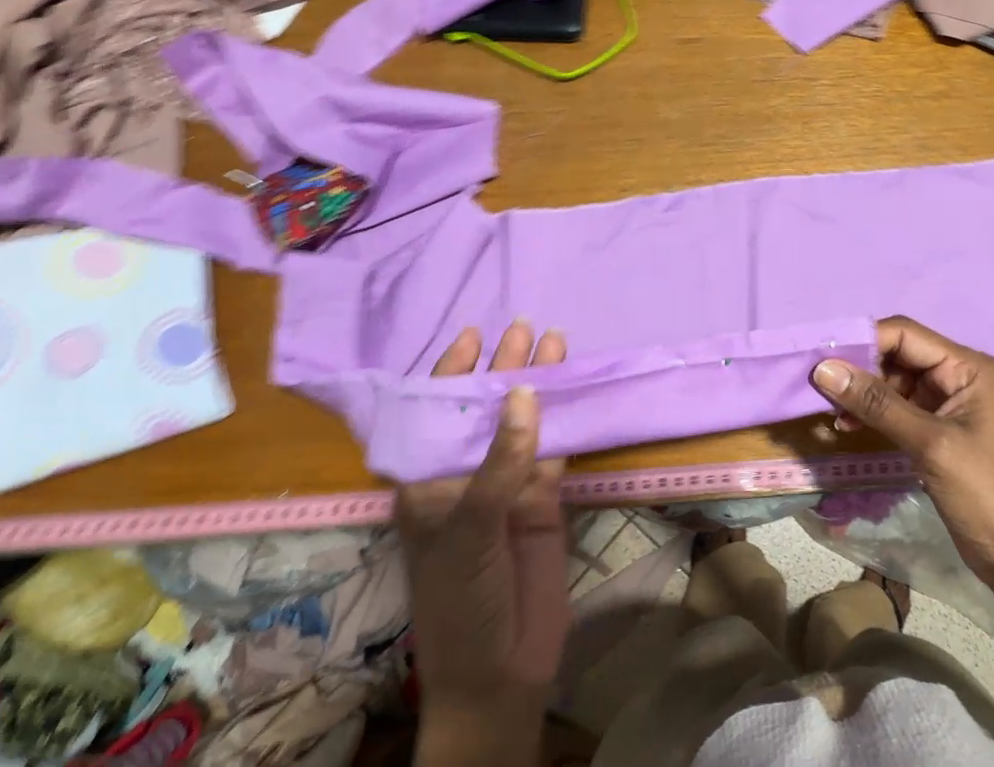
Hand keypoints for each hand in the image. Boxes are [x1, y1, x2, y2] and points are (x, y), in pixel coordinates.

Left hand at [397, 322, 567, 763]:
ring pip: (521, 426)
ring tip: (554, 342)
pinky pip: (551, 453)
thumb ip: (498, 462)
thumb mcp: (466, 527)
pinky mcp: (541, 503)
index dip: (449, 373)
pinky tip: (571, 390)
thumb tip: (523, 395)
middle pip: (482, 412)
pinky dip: (562, 422)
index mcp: (423, 481)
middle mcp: (462, 477)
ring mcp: (504, 489)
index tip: (471, 335)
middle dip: (499, 370)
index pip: (432, 414)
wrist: (499, 666)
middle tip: (523, 327)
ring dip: (536, 387)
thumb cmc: (459, 596)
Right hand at [810, 316, 993, 600]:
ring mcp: (948, 406)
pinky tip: (846, 427)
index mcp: (968, 367)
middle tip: (816, 387)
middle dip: (858, 368)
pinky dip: (872, 415)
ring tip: (828, 411)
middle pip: (897, 355)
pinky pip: (897, 410)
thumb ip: (877, 404)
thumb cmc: (986, 494)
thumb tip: (824, 369)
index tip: (820, 360)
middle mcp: (958, 377)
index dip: (862, 342)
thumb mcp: (930, 444)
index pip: (904, 334)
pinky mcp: (938, 433)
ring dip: (861, 394)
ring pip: (893, 383)